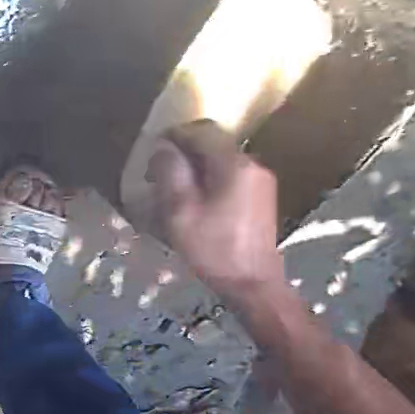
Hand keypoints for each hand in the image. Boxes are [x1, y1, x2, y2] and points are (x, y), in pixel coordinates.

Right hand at [147, 120, 285, 305]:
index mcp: (234, 165)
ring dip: (195, 166)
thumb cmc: (212, 248)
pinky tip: (195, 199)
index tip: (153, 149)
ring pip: (221, 158)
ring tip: (173, 187)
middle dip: (184, 151)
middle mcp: (252, 164)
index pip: (202, 130)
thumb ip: (171, 173)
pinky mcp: (261, 195)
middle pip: (213, 142)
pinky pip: (230, 174)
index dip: (174, 134)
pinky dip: (209, 177)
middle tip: (158, 172)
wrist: (252, 283)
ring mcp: (260, 180)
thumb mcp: (180, 211)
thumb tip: (164, 148)